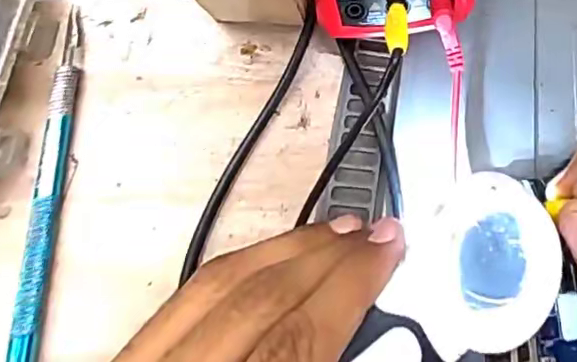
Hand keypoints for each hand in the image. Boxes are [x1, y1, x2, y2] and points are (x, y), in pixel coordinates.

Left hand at [117, 216, 405, 361]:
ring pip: (218, 282)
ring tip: (336, 233)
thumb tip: (374, 343)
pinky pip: (187, 296)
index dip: (353, 283)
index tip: (388, 250)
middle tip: (374, 233)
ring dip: (289, 249)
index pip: (295, 342)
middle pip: (260, 300)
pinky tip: (274, 257)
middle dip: (329, 255)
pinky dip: (242, 266)